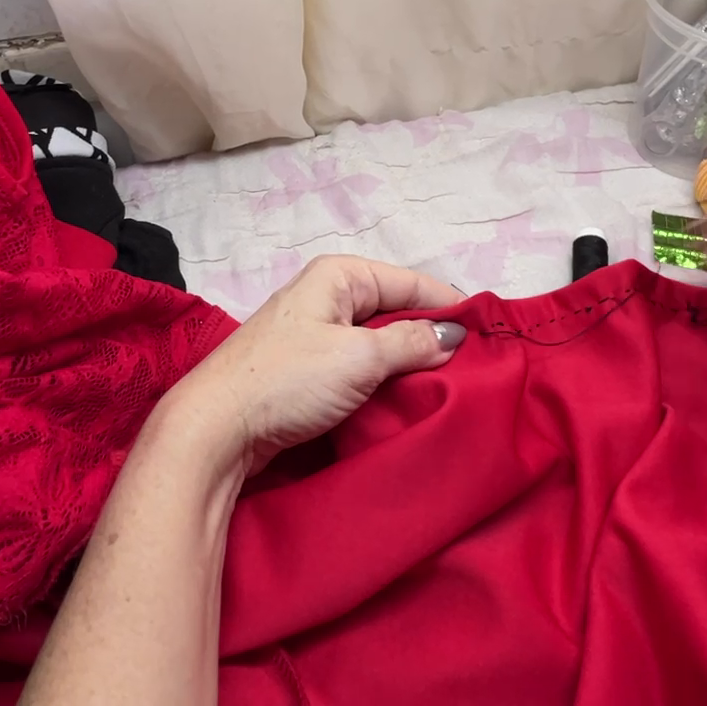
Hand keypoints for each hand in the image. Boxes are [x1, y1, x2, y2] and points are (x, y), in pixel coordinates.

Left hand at [160, 255, 467, 475]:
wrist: (216, 429)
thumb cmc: (289, 380)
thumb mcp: (359, 357)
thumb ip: (411, 343)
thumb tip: (453, 336)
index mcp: (339, 276)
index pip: (411, 283)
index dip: (450, 307)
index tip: (490, 335)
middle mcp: (327, 296)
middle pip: (395, 311)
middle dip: (431, 338)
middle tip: (476, 369)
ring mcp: (315, 334)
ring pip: (378, 343)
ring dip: (407, 365)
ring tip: (450, 388)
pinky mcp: (308, 370)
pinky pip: (358, 367)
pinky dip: (382, 382)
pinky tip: (406, 402)